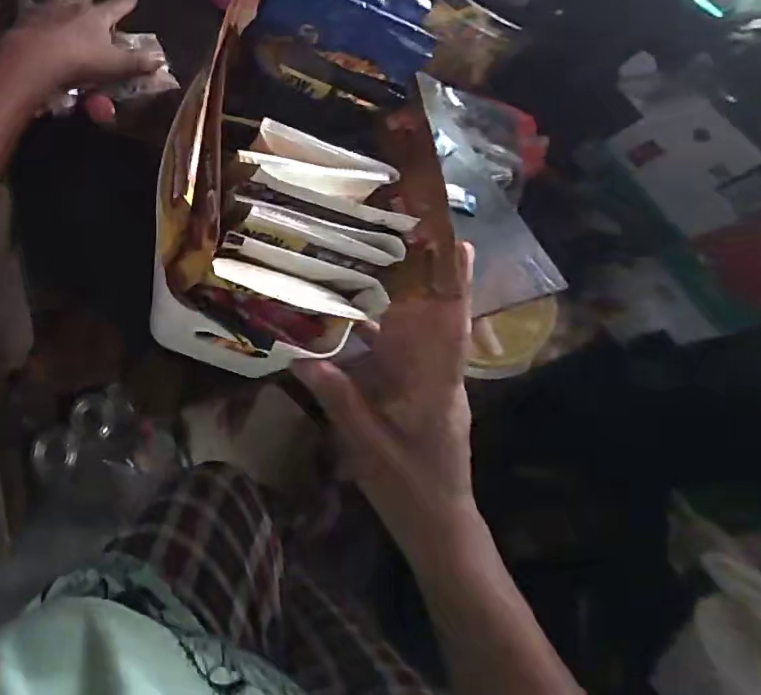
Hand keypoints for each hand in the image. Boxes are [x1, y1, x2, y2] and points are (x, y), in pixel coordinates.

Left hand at [0, 0, 162, 121]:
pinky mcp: (25, 15)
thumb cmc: (79, 63)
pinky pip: (27, 4)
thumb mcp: (114, 66)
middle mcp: (74, 5)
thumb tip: (161, 61)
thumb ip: (137, 63)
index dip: (128, 1)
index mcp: (98, 16)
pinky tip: (24, 0)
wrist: (34, 59)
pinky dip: (27, 2)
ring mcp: (48, 7)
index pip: (119, 5)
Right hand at [294, 242, 480, 543]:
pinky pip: (398, 350)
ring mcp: (427, 382)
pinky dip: (379, 329)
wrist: (438, 527)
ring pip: (415, 330)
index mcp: (435, 385)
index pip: (451, 326)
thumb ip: (337, 399)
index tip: (461, 243)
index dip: (457, 284)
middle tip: (403, 232)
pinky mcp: (414, 390)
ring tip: (371, 261)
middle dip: (423, 274)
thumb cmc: (410, 489)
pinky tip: (351, 314)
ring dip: (400, 297)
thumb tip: (299, 355)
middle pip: (434, 316)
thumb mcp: (369, 446)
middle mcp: (436, 374)